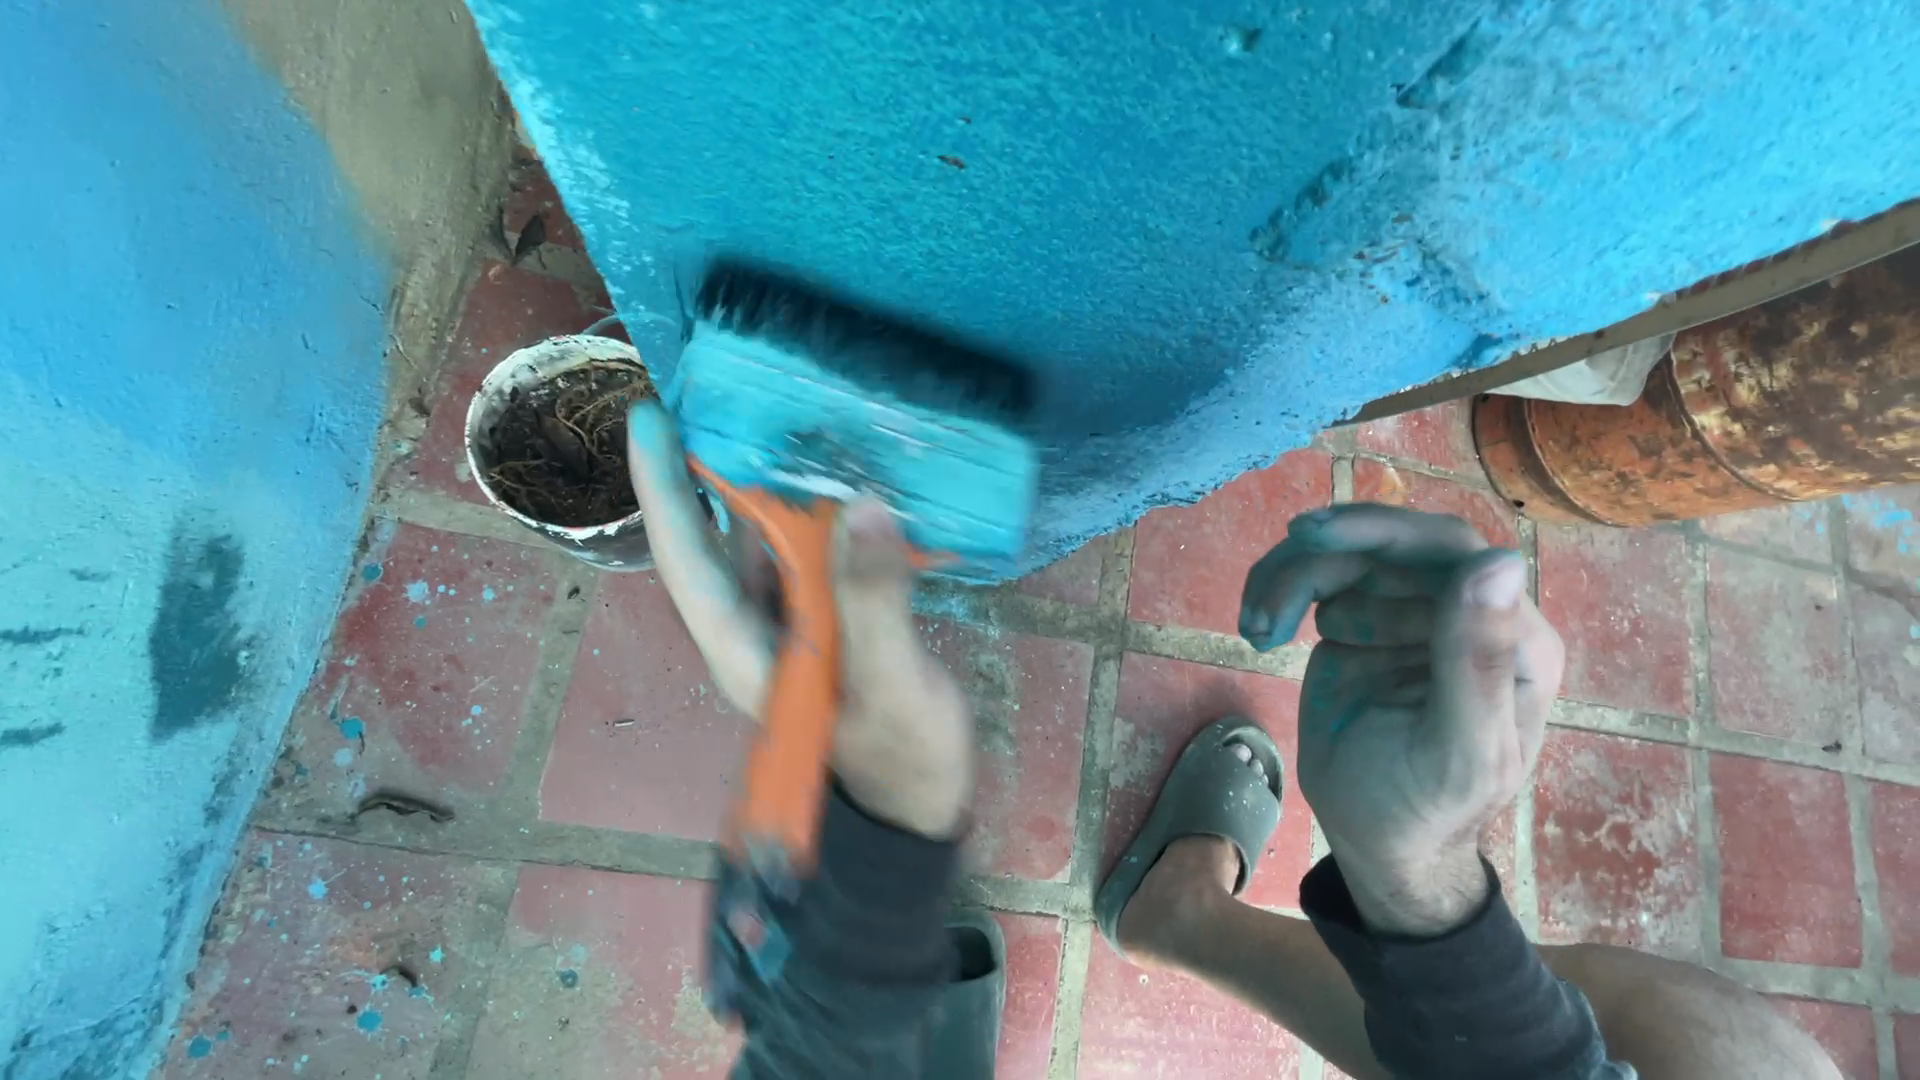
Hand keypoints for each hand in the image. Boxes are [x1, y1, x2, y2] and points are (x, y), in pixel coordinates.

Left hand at [625, 402, 974, 838]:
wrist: (922, 805)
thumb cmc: (898, 760)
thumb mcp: (888, 688)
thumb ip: (874, 606)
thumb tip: (865, 507)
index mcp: (746, 648)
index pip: (687, 559)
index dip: (663, 488)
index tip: (650, 416)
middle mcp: (760, 627)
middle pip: (721, 539)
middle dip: (715, 469)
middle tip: (727, 393)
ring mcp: (796, 625)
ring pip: (771, 543)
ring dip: (776, 486)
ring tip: (789, 417)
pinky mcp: (832, 622)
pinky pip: (818, 556)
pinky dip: (827, 516)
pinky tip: (852, 478)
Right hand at [1240, 504, 1564, 935]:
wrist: (1373, 834)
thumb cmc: (1423, 804)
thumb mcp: (1457, 748)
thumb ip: (1478, 662)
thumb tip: (1498, 560)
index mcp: (1510, 638)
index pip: (1450, 552)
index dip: (1380, 532)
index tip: (1308, 537)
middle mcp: (1461, 613)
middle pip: (1388, 544)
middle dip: (1326, 552)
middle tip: (1275, 562)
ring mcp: (1404, 614)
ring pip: (1342, 557)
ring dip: (1288, 580)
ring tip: (1258, 628)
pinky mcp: (1357, 623)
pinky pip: (1313, 580)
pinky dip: (1277, 594)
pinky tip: (1259, 631)